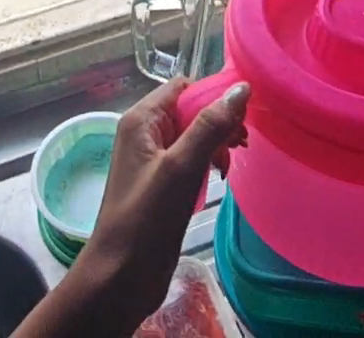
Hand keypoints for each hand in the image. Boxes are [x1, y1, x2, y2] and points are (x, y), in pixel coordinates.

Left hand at [13, 78, 249, 337]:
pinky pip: (190, 160)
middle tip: (242, 145)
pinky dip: (206, 164)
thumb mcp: (181, 167)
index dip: (212, 95)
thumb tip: (241, 88)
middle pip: (189, 110)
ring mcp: (152, 159)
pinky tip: (218, 180)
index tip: (243, 115)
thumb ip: (210, 126)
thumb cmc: (146, 218)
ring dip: (215, 145)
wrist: (120, 276)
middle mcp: (144, 133)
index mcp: (141, 119)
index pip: (183, 88)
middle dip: (217, 123)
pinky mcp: (161, 183)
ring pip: (193, 136)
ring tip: (228, 166)